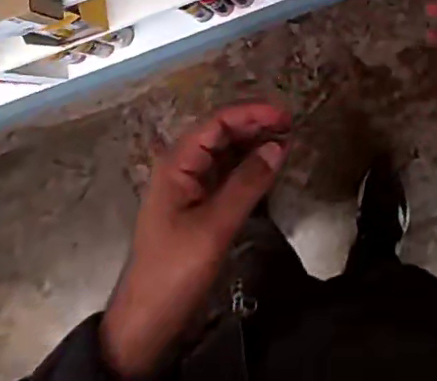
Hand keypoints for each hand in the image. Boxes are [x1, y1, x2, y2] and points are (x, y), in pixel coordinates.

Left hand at [101, 100, 289, 377]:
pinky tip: (269, 168)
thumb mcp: (214, 226)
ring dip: (254, 144)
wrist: (146, 323)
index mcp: (178, 162)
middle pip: (222, 133)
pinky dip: (249, 167)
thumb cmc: (175, 270)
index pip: (218, 122)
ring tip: (285, 141)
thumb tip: (278, 146)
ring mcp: (190, 186)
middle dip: (255, 125)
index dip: (252, 113)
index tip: (284, 114)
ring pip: (226, 153)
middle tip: (291, 126)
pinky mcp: (199, 206)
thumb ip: (247, 183)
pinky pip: (227, 174)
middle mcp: (183, 167)